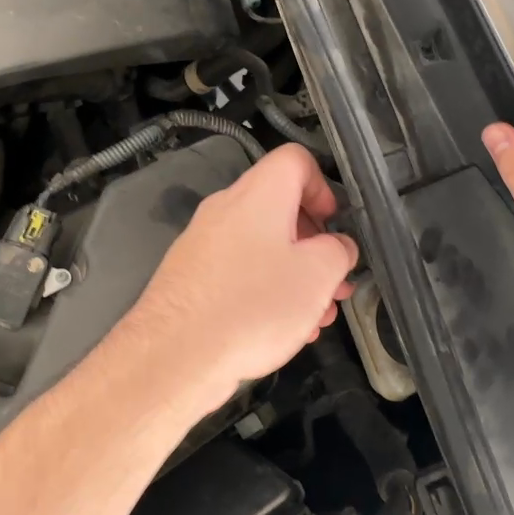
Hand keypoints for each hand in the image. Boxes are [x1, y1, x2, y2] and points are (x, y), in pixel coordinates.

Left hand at [117, 144, 357, 409]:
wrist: (175, 355)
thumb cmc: (252, 306)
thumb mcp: (318, 276)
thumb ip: (338, 251)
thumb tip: (337, 246)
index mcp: (259, 193)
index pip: (296, 159)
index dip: (324, 186)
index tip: (335, 225)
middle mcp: (226, 208)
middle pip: (281, 207)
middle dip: (315, 244)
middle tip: (336, 282)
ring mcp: (204, 241)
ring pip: (262, 245)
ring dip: (294, 275)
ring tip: (316, 316)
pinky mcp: (191, 275)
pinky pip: (239, 270)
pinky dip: (265, 290)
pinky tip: (281, 330)